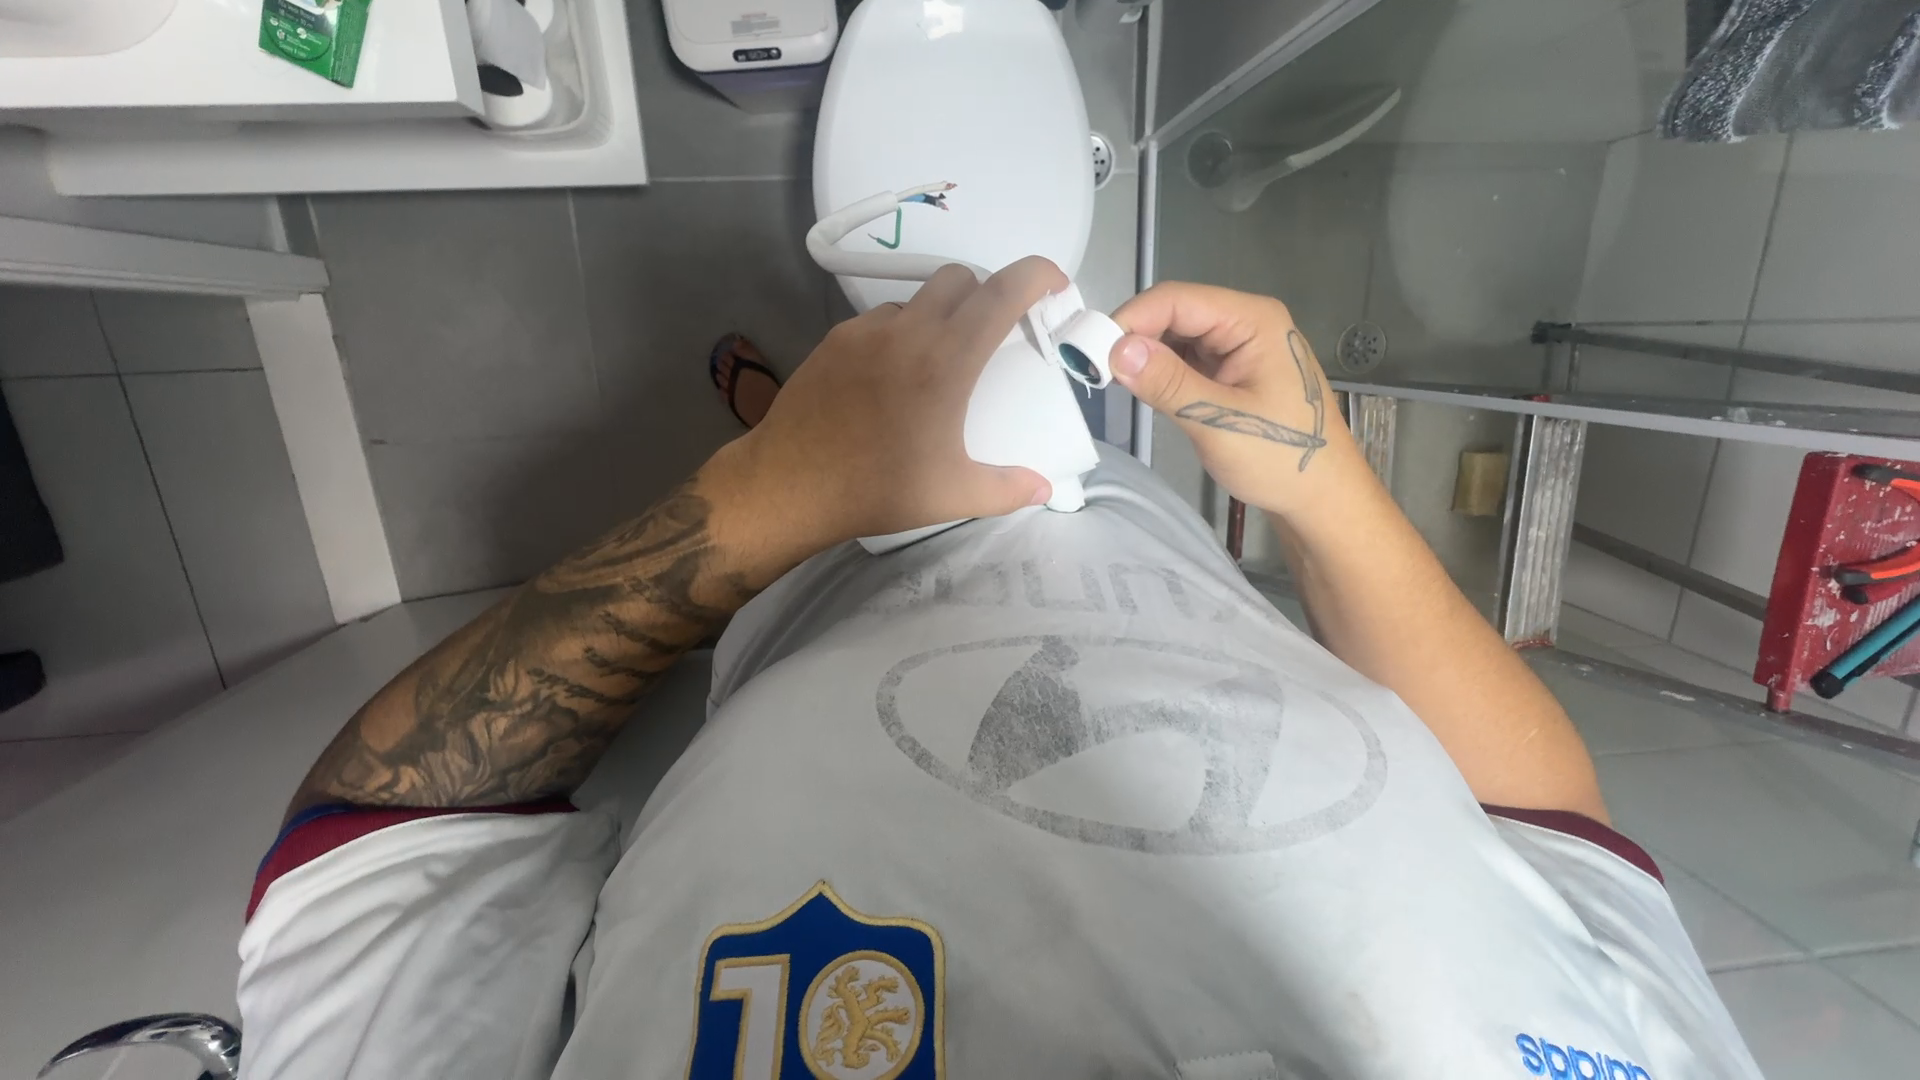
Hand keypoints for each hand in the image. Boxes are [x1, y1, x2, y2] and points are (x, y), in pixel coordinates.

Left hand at [704, 256, 1064, 568]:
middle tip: (991, 335)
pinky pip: (878, 321)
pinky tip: (890, 378)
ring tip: (935, 364)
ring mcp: (864, 331)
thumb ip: (1007, 489)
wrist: (789, 486)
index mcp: (947, 359)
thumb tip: (1043, 489)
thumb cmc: (877, 488)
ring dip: (939, 316)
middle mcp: (907, 331)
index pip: (1003, 291)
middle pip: (959, 278)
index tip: (1054, 285)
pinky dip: (899, 334)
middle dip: (986, 294)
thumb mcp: (952, 494)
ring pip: (916, 299)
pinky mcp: (833, 341)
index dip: (1038, 275)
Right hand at [1109, 282, 1363, 520]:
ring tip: (1109, 379)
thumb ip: (1167, 383)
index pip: (1177, 300)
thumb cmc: (1281, 459)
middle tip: (1093, 368)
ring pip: (1176, 336)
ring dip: (1143, 354)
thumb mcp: (1219, 422)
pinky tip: (1139, 387)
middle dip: (1133, 335)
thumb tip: (1115, 350)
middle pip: (1175, 312)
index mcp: (1253, 321)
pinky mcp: (1230, 372)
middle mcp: (1245, 323)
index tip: (1090, 350)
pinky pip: (1185, 359)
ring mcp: (1238, 347)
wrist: (1320, 497)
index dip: (1131, 319)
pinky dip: (1159, 370)